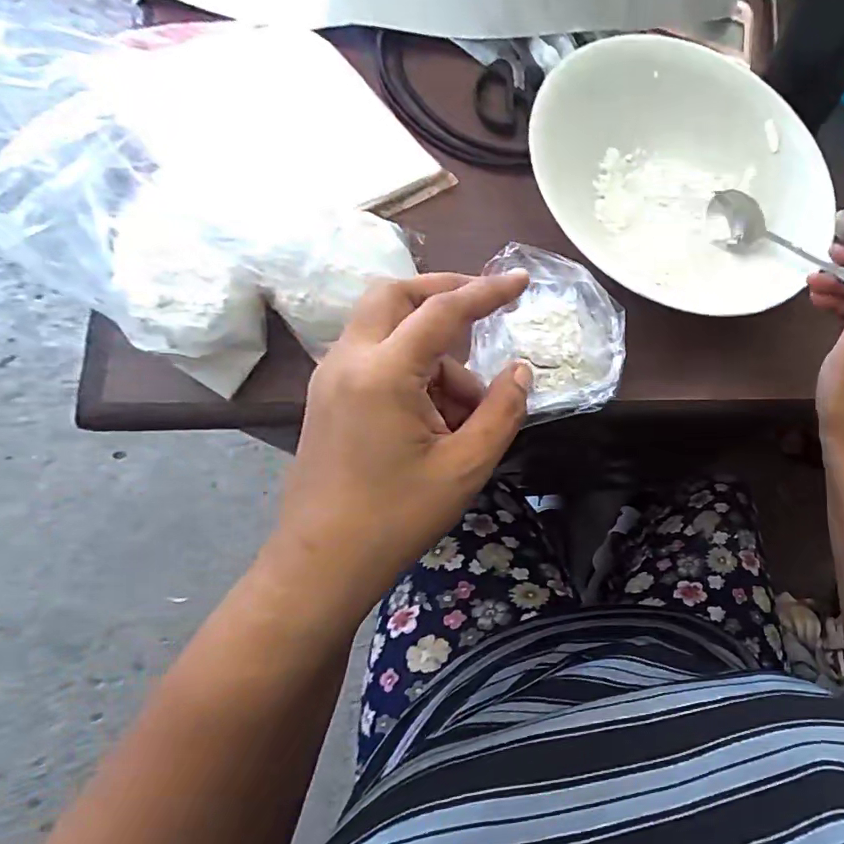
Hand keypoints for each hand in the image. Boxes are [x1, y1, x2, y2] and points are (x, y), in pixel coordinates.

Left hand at [268, 272, 532, 587]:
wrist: (323, 562)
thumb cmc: (398, 516)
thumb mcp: (466, 466)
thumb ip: (502, 411)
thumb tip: (521, 371)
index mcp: (383, 372)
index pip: (442, 310)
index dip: (486, 291)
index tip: (520, 281)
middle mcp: (348, 360)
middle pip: (395, 296)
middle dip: (444, 294)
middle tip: (485, 313)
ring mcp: (331, 378)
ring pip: (389, 332)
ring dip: (434, 353)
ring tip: (466, 416)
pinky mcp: (328, 397)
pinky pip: (376, 360)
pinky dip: (412, 371)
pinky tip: (436, 420)